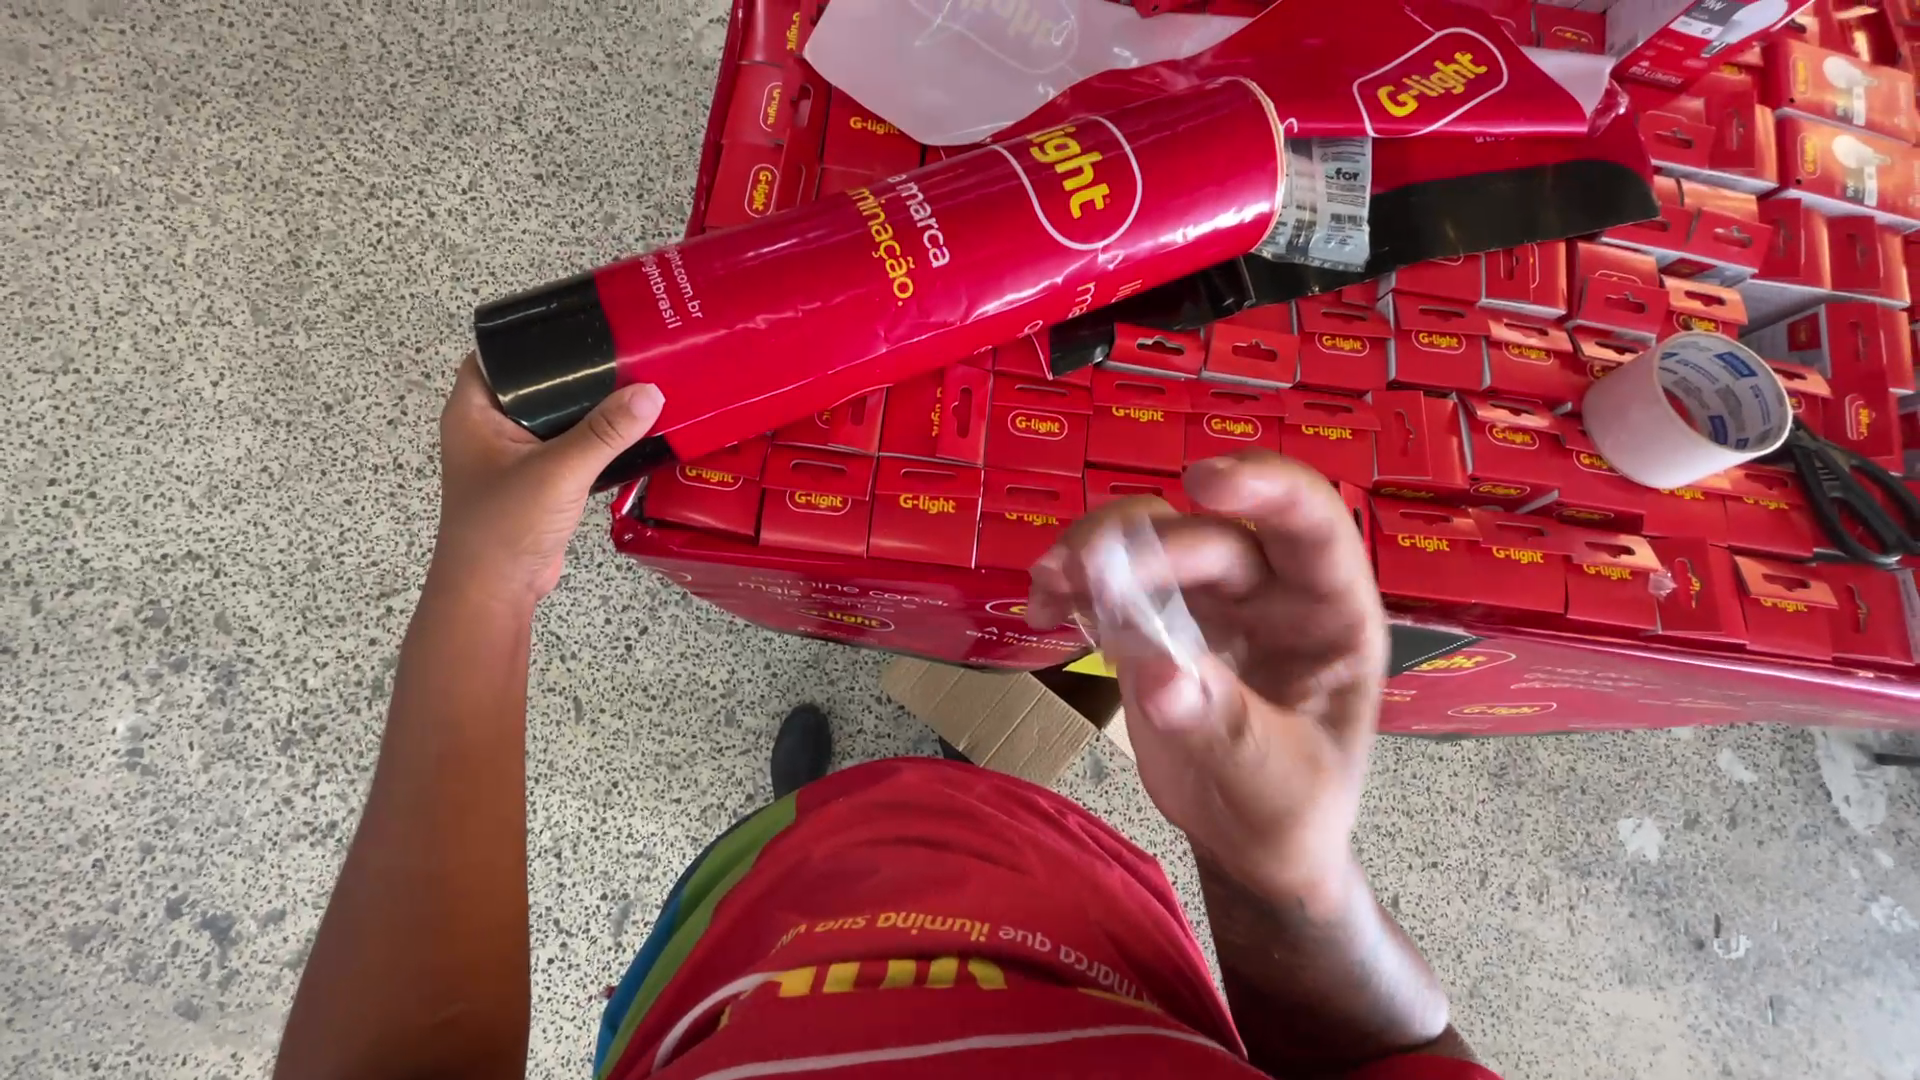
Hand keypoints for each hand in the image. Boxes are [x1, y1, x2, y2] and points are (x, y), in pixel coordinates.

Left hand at [432, 354, 664, 606]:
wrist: (497, 590)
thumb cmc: (505, 525)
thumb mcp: (558, 471)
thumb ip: (605, 433)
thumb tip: (651, 393)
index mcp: (474, 411)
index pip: (501, 354)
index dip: (536, 336)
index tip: (583, 322)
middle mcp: (492, 427)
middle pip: (539, 384)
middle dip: (580, 371)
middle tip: (625, 350)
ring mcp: (517, 456)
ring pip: (560, 418)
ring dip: (594, 408)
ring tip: (638, 384)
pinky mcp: (542, 481)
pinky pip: (574, 447)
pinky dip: (600, 439)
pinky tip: (634, 432)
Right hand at [1025, 452, 1386, 899]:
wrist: (1243, 839)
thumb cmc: (1289, 810)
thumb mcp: (1276, 783)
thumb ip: (1224, 728)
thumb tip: (1159, 675)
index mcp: (1327, 616)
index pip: (1311, 527)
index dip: (1266, 487)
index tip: (1202, 484)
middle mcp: (1267, 593)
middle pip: (1205, 537)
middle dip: (1143, 551)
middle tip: (1083, 577)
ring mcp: (1206, 601)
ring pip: (1149, 537)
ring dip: (1095, 548)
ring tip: (1051, 581)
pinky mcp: (1153, 617)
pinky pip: (1109, 577)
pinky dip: (1072, 583)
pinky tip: (1045, 607)